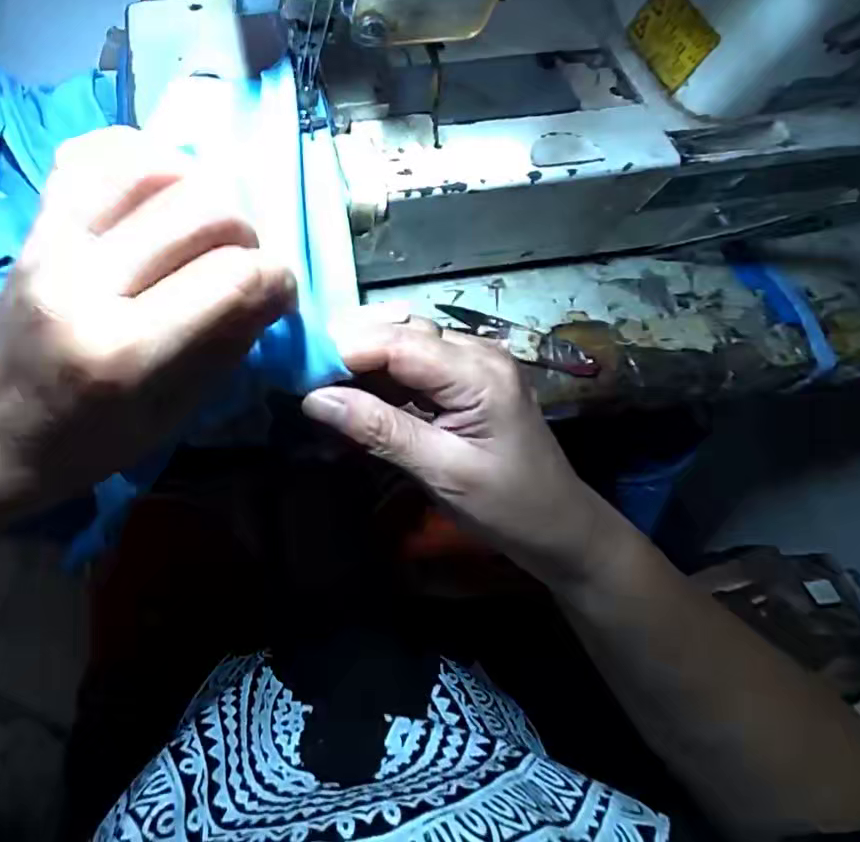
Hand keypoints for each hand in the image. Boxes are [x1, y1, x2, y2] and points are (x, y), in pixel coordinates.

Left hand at [0, 128, 296, 525]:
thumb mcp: (173, 416)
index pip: (232, 277)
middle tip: (243, 263)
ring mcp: (50, 243)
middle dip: (246, 233)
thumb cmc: (85, 448)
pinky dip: (141, 155)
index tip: (278, 293)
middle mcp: (82, 283)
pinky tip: (161, 186)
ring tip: (204, 223)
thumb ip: (229, 343)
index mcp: (121, 352)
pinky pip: (94, 155)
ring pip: (153, 166)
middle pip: (202, 209)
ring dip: (201, 186)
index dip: (277, 278)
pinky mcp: (33, 225)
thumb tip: (271, 285)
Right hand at [300, 310, 619, 585]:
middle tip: (302, 374)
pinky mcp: (467, 377)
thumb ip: (379, 430)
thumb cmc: (508, 506)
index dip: (345, 351)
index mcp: (478, 372)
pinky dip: (383, 372)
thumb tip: (314, 399)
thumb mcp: (441, 471)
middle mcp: (478, 352)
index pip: (399, 343)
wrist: (560, 527)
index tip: (299, 372)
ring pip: (406, 341)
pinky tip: (356, 389)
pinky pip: (417, 361)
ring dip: (363, 357)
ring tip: (320, 380)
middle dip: (350, 348)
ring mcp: (475, 361)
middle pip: (401, 331)